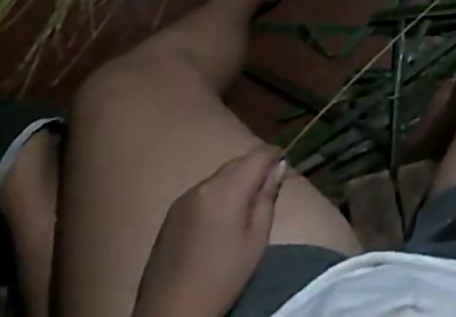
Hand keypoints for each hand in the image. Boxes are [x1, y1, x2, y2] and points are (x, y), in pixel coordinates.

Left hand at [133, 146, 286, 316]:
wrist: (170, 311)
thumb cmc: (222, 279)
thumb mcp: (256, 241)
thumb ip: (267, 198)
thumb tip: (278, 166)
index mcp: (228, 189)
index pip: (258, 154)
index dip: (274, 154)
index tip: (285, 163)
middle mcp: (205, 184)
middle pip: (237, 162)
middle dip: (255, 167)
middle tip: (268, 187)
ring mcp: (185, 196)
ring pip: (219, 175)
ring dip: (235, 180)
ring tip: (244, 205)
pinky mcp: (172, 210)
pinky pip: (203, 190)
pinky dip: (217, 193)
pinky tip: (219, 218)